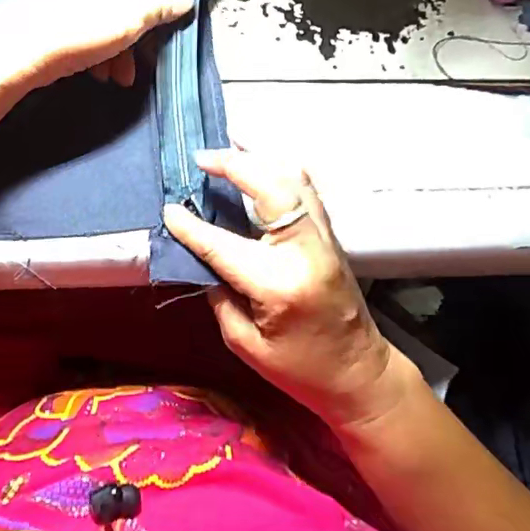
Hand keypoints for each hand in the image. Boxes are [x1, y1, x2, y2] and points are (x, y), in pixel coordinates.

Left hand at [0, 0, 195, 92]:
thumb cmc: (74, 32)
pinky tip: (95, 69)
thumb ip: (162, 7)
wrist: (10, 53)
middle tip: (133, 66)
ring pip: (111, 9)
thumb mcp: (129, 21)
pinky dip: (96, 40)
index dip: (161, 6)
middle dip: (137, 34)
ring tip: (113, 75)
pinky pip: (88, 14)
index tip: (158, 36)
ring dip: (118, 45)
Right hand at [163, 148, 417, 431]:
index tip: (169, 210)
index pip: (224, 245)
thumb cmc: (300, 370)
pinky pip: (305, 190)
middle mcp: (305, 252)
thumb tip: (199, 257)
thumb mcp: (245, 344)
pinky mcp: (331, 237)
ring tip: (226, 155)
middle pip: (272, 189)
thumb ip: (219, 296)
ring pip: (294, 181)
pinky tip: (258, 168)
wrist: (361, 376)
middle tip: (201, 158)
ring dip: (258, 161)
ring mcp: (324, 240)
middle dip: (234, 166)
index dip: (191, 227)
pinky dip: (279, 172)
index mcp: (278, 285)